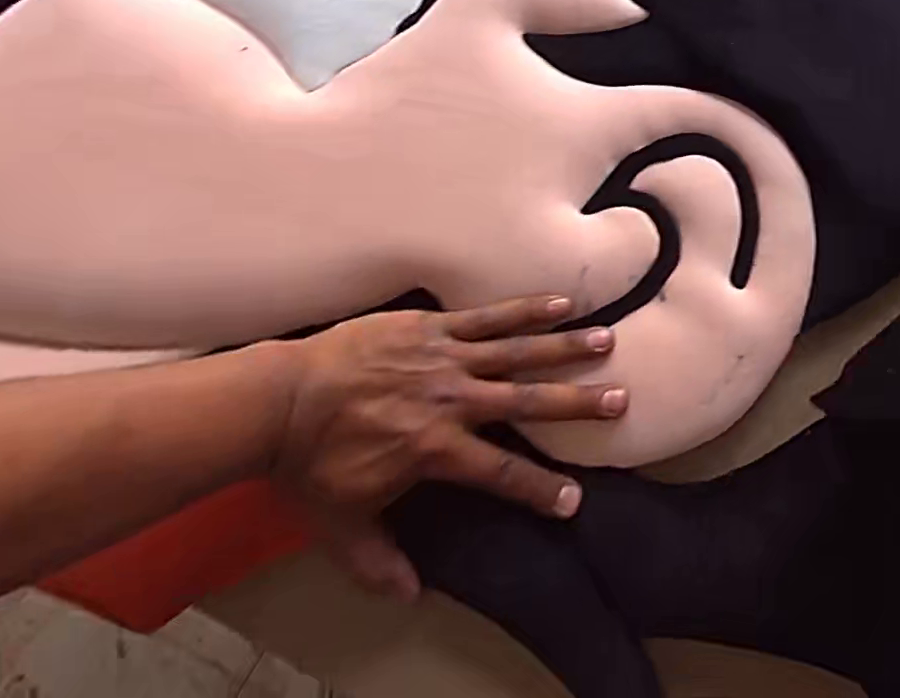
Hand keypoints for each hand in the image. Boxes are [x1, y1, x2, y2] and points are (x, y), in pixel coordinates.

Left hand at [265, 295, 624, 599]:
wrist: (278, 399)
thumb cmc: (310, 462)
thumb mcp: (340, 523)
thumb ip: (377, 561)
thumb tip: (412, 596)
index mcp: (436, 450)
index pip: (500, 474)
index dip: (540, 489)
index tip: (576, 500)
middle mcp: (453, 401)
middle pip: (527, 402)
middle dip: (577, 404)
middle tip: (620, 400)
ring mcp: (446, 358)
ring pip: (517, 351)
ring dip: (564, 347)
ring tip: (606, 340)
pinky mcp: (433, 327)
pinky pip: (487, 317)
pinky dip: (525, 310)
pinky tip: (560, 302)